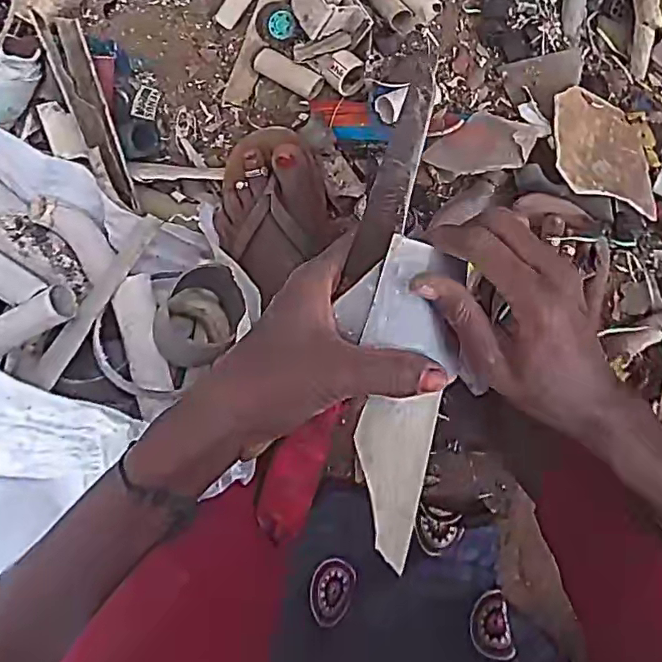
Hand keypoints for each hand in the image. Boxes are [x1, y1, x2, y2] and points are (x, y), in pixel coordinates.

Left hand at [172, 232, 449, 455]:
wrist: (228, 419)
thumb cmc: (266, 378)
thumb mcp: (339, 369)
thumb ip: (390, 370)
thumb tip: (433, 370)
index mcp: (312, 281)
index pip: (355, 244)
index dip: (386, 242)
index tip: (419, 248)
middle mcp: (311, 298)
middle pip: (361, 283)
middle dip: (393, 292)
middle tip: (430, 298)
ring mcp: (310, 328)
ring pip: (357, 317)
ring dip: (382, 326)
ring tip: (420, 332)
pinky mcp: (310, 356)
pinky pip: (349, 347)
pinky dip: (370, 353)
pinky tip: (392, 367)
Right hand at [417, 206, 632, 440]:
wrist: (593, 399)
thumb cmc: (543, 390)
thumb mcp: (492, 363)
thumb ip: (461, 316)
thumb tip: (425, 282)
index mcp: (535, 299)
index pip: (484, 244)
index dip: (449, 237)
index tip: (427, 243)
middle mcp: (554, 273)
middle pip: (500, 220)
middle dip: (464, 227)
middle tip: (443, 248)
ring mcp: (564, 266)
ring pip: (514, 223)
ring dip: (482, 232)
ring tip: (461, 257)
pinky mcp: (565, 267)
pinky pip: (526, 236)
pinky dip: (500, 240)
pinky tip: (487, 267)